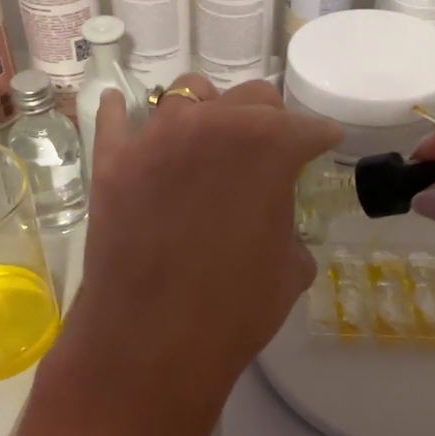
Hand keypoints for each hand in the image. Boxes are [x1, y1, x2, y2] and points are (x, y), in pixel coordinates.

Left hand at [44, 74, 342, 419]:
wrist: (152, 342)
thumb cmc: (234, 310)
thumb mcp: (290, 268)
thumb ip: (288, 225)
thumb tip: (271, 219)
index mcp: (268, 145)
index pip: (305, 127)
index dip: (319, 138)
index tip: (322, 144)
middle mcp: (212, 124)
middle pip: (250, 98)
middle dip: (268, 119)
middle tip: (269, 149)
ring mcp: (155, 138)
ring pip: (186, 93)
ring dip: (207, 109)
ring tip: (207, 135)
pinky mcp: (112, 161)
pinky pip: (113, 118)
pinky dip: (119, 111)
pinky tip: (119, 106)